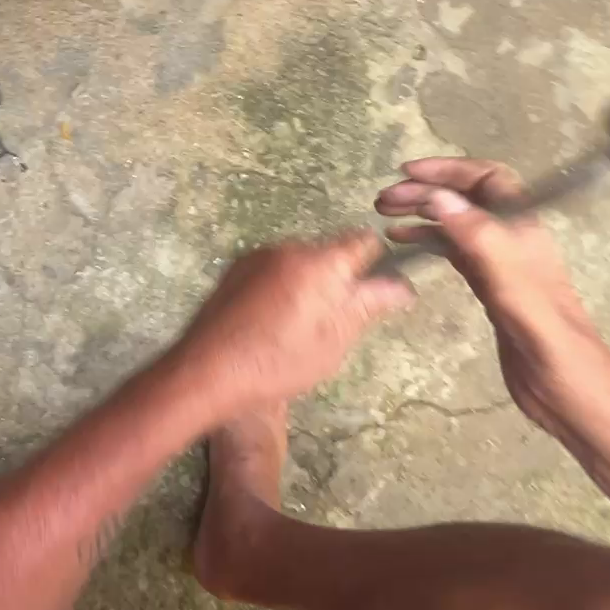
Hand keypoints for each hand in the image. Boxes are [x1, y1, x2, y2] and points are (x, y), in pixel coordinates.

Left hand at [169, 233, 411, 413]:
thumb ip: (368, 305)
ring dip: (307, 283)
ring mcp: (256, 256)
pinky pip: (272, 269)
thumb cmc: (278, 361)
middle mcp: (286, 248)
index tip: (375, 290)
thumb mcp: (334, 340)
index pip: (362, 241)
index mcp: (318, 261)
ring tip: (298, 327)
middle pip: (327, 252)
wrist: (208, 368)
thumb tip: (402, 285)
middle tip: (333, 322)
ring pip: (298, 262)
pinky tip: (271, 321)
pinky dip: (280, 286)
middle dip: (337, 278)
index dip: (376, 262)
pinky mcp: (235, 269)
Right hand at [375, 158, 609, 436]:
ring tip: (385, 216)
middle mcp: (511, 240)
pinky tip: (402, 243)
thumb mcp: (516, 292)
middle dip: (424, 191)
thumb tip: (438, 198)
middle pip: (466, 198)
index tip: (407, 173)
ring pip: (456, 222)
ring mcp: (500, 263)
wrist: (573, 395)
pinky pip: (452, 250)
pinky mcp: (489, 286)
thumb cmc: (553, 347)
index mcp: (524, 234)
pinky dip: (425, 240)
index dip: (448, 170)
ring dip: (421, 213)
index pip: (487, 179)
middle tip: (384, 200)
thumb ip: (481, 242)